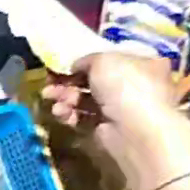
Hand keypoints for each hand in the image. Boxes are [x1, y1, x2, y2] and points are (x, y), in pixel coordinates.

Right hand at [42, 52, 189, 189]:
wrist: (134, 128)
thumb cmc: (125, 85)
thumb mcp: (103, 60)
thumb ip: (86, 60)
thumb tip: (75, 67)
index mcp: (141, 63)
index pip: (109, 60)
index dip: (84, 63)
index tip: (62, 67)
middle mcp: (132, 85)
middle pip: (92, 82)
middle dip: (67, 83)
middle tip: (48, 84)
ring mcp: (118, 109)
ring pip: (85, 100)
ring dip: (64, 98)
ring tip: (50, 98)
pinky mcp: (105, 129)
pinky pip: (83, 118)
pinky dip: (69, 114)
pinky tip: (60, 113)